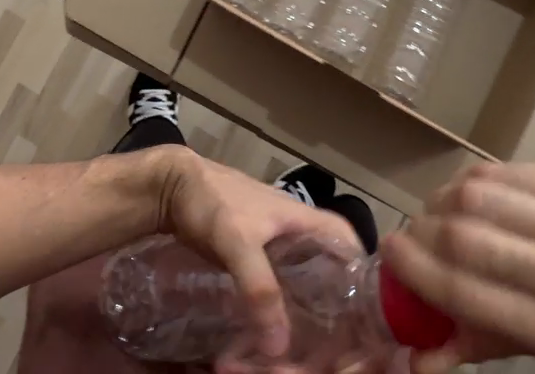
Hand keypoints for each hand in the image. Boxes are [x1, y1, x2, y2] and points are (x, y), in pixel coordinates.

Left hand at [152, 147, 363, 357]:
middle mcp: (293, 230)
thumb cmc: (210, 201)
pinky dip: (275, 308)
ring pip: (299, 280)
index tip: (365, 317)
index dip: (362, 274)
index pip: (348, 242)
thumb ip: (260, 287)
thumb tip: (280, 345)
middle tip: (329, 348)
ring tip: (298, 350)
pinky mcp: (249, 253)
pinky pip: (274, 284)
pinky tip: (268, 333)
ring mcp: (271, 241)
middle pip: (326, 270)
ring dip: (300, 313)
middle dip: (329, 308)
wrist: (169, 185)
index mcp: (302, 219)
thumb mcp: (236, 241)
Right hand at [383, 162, 534, 373]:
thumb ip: (491, 341)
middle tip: (406, 239)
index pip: (469, 293)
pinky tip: (465, 197)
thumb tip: (418, 357)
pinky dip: (468, 184)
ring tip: (432, 217)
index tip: (391, 261)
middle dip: (419, 235)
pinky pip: (501, 172)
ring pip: (475, 196)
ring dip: (437, 204)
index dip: (416, 272)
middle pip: (464, 237)